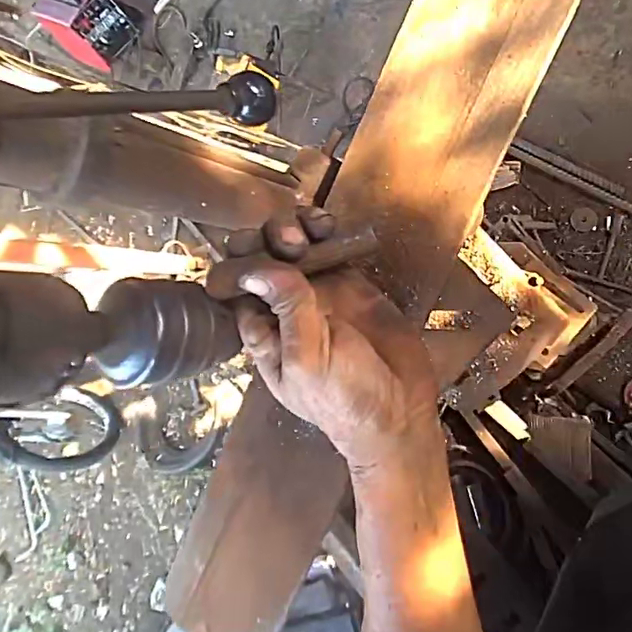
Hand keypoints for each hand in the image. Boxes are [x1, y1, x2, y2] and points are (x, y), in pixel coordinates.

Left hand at [208, 209, 441, 475]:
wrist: (400, 408)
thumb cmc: (345, 397)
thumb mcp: (309, 360)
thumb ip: (287, 310)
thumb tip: (255, 268)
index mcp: (260, 329)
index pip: (231, 287)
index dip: (237, 266)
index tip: (257, 262)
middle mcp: (280, 305)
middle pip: (256, 256)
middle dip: (263, 240)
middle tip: (290, 245)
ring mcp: (314, 289)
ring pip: (288, 244)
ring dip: (290, 227)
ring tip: (307, 233)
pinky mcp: (346, 278)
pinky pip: (326, 244)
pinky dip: (321, 227)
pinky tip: (326, 223)